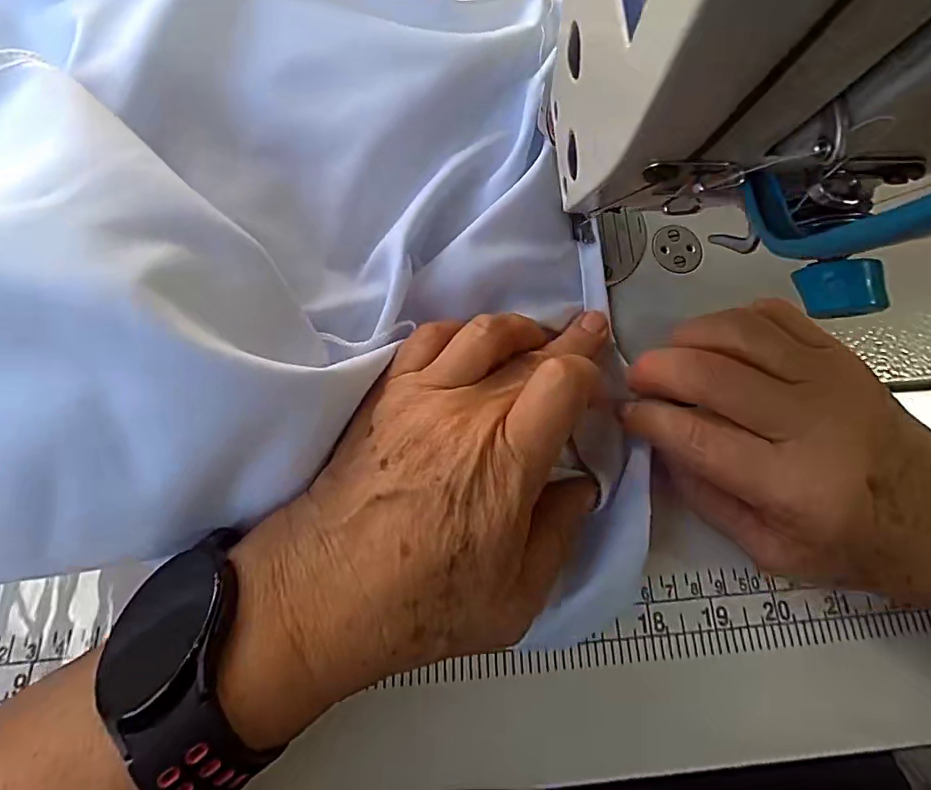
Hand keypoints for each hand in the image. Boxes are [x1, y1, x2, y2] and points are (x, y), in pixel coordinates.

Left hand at [218, 311, 609, 747]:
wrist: (330, 585)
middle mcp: (464, 411)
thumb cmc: (425, 603)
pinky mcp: (386, 393)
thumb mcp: (517, 597)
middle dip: (568, 340)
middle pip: (528, 351)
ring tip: (534, 338)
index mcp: (506, 458)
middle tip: (588, 332)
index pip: (562, 379)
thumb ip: (561, 533)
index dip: (590, 368)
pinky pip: (426, 338)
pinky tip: (469, 346)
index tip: (600, 380)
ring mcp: (419, 395)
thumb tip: (580, 484)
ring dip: (517, 328)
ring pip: (479, 332)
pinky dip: (458, 332)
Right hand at [620, 300, 930, 608]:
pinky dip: (729, 320)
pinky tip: (717, 344)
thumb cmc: (856, 545)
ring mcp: (829, 380)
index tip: (628, 414)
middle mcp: (812, 425)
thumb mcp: (770, 551)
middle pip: (709, 372)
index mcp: (794, 486)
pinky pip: (770, 315)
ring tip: (672, 357)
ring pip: (734, 331)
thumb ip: (703, 495)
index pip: (696, 434)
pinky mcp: (840, 356)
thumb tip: (655, 439)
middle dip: (654, 369)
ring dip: (685, 337)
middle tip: (638, 380)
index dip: (647, 417)